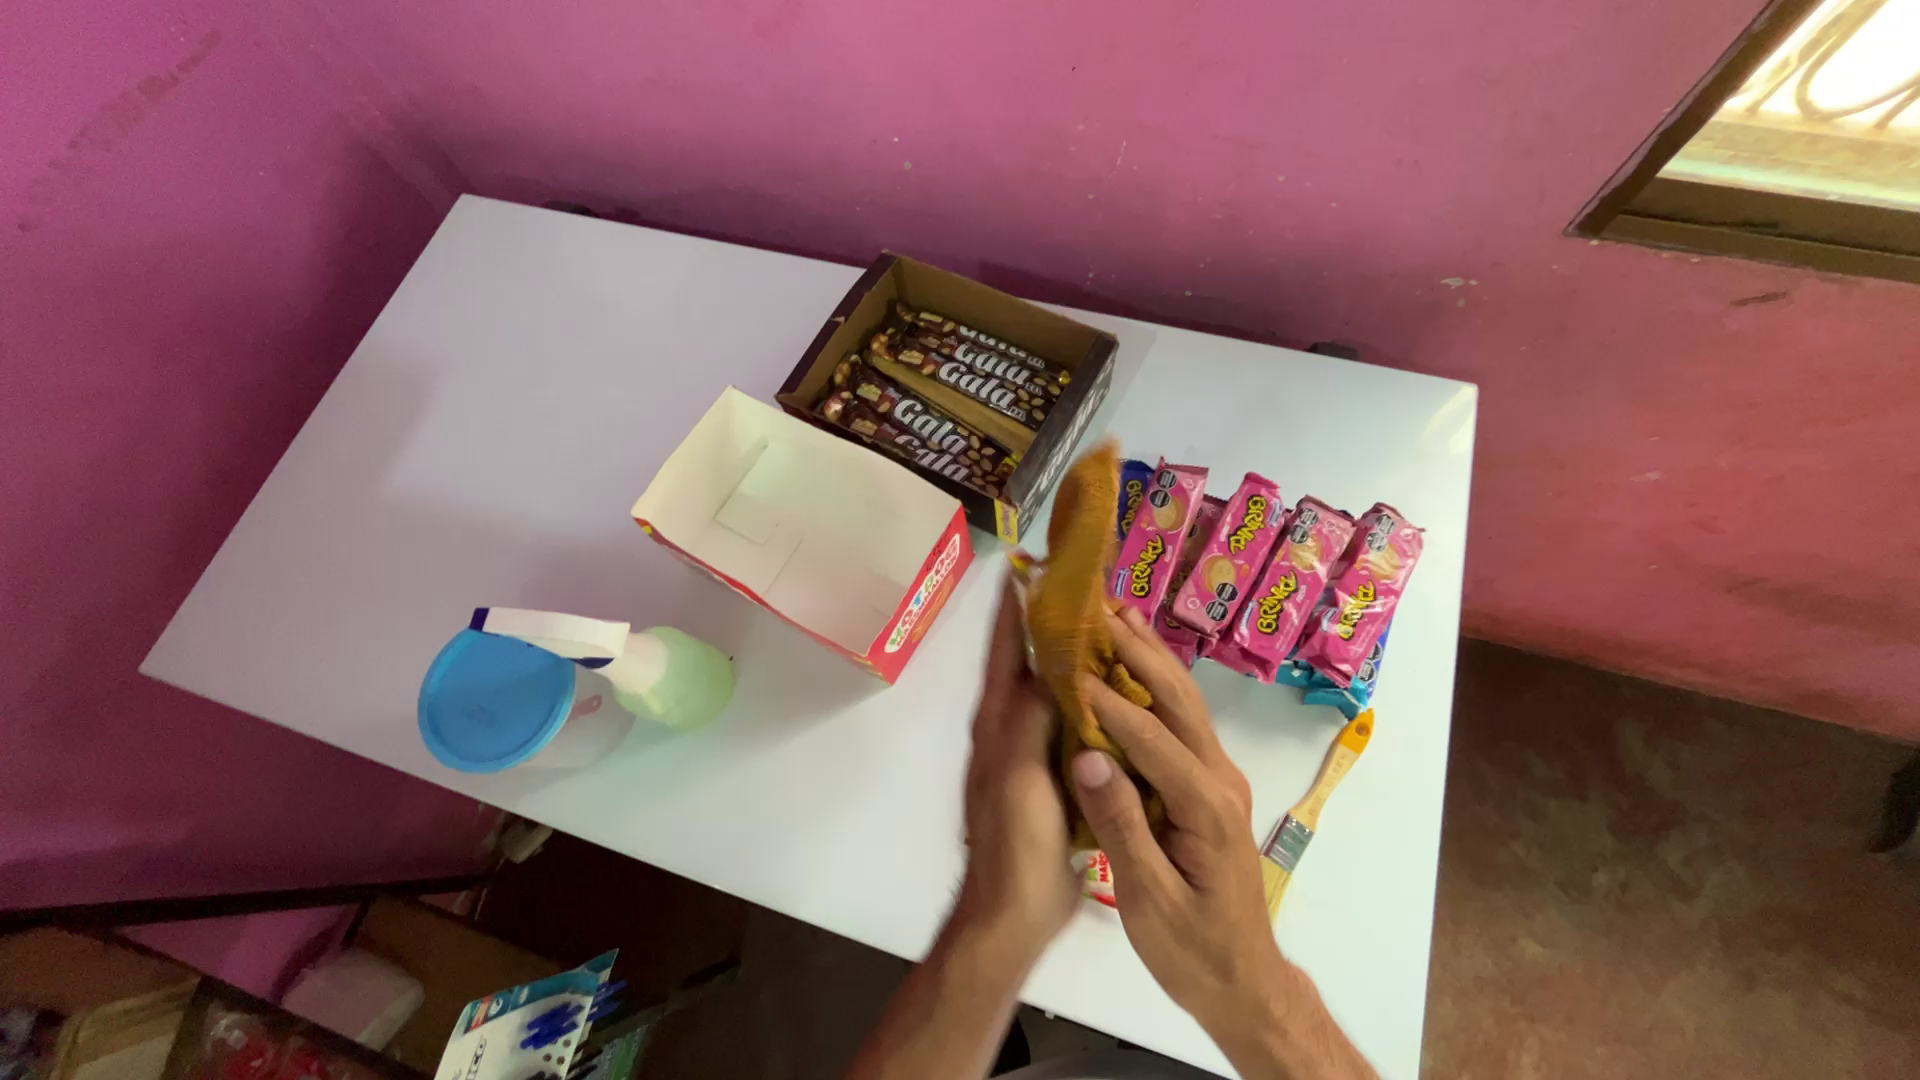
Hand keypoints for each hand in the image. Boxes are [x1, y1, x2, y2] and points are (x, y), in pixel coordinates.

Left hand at [953, 577, 1078, 958]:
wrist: (1015, 910)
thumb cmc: (1012, 839)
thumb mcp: (1017, 772)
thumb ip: (1029, 716)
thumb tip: (1045, 663)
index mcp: (996, 721)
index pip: (1004, 650)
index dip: (1013, 609)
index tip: (1028, 567)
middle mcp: (1010, 729)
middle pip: (1029, 666)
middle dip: (1049, 628)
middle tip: (1085, 594)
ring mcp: (1032, 754)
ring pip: (1053, 695)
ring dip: (1073, 663)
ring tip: (1108, 634)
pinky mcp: (1056, 778)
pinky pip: (1073, 728)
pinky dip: (1091, 705)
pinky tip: (1119, 697)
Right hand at [1069, 606, 1281, 1038]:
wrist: (1244, 981)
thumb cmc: (1193, 949)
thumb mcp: (1151, 900)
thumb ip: (1121, 826)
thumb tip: (1087, 756)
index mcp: (1205, 804)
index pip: (1149, 736)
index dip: (1105, 698)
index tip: (1066, 663)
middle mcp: (1218, 777)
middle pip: (1178, 699)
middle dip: (1138, 651)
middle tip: (1099, 610)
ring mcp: (1218, 777)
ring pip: (1185, 702)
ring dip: (1152, 655)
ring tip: (1120, 615)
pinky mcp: (1209, 784)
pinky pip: (1181, 721)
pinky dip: (1156, 683)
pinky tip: (1137, 666)